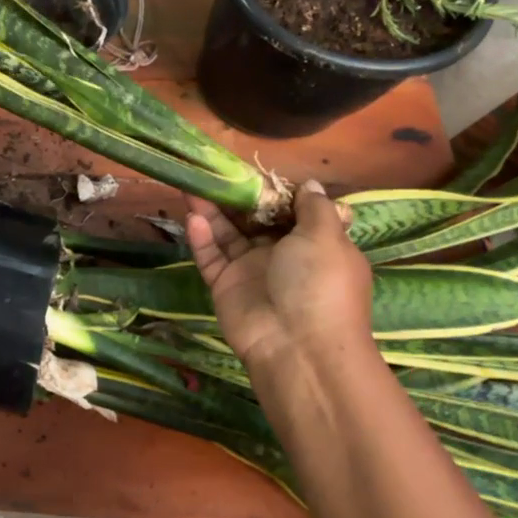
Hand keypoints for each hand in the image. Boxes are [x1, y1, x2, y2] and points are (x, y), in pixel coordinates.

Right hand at [185, 181, 373, 371]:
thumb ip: (314, 207)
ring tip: (191, 186)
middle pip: (254, 220)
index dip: (273, 192)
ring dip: (211, 211)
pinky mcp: (225, 285)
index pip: (291, 211)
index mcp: (315, 244)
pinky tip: (193, 219)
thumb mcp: (327, 237)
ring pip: (227, 234)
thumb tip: (308, 184)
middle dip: (235, 198)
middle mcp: (283, 256)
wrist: (297, 344)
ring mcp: (251, 271)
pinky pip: (211, 257)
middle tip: (212, 173)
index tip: (253, 172)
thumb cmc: (319, 283)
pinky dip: (202, 239)